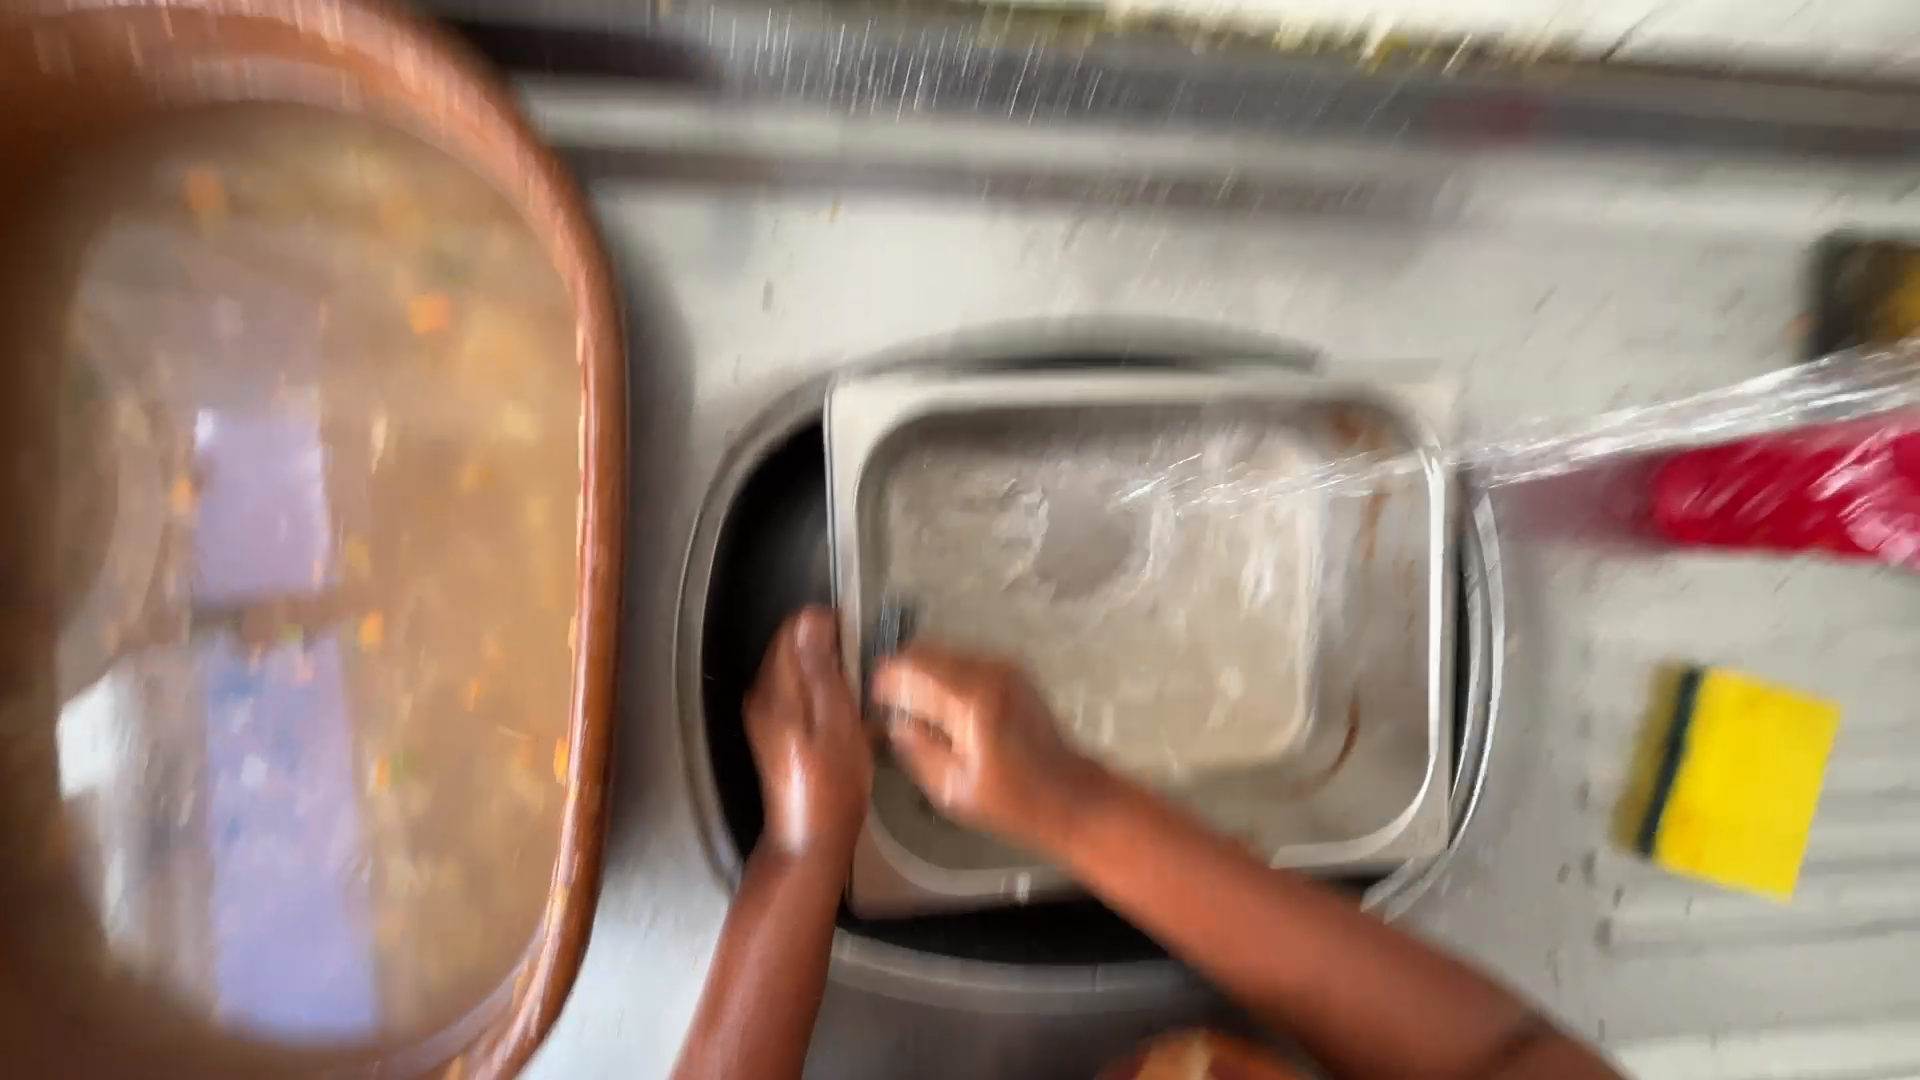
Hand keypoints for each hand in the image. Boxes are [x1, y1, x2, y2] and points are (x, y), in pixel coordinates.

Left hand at [744, 607, 872, 857]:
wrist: (812, 839)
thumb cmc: (833, 783)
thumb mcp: (838, 721)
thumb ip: (823, 668)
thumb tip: (813, 617)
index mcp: (776, 690)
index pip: (794, 628)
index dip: (830, 629)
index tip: (857, 651)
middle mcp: (763, 695)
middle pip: (795, 646)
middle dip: (831, 652)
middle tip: (860, 683)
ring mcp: (766, 713)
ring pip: (800, 668)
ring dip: (830, 674)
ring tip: (856, 702)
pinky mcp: (776, 729)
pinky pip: (800, 691)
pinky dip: (824, 694)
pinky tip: (845, 719)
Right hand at [870, 644, 1113, 852]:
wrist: (1068, 793)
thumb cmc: (1009, 800)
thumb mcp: (950, 789)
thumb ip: (916, 748)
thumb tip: (892, 721)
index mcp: (971, 703)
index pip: (911, 672)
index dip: (885, 680)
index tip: (871, 696)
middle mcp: (988, 672)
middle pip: (925, 651)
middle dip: (901, 671)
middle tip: (887, 700)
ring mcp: (1003, 667)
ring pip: (944, 652)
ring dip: (923, 671)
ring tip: (913, 703)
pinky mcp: (1013, 670)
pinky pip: (965, 659)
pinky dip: (945, 673)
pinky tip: (942, 703)